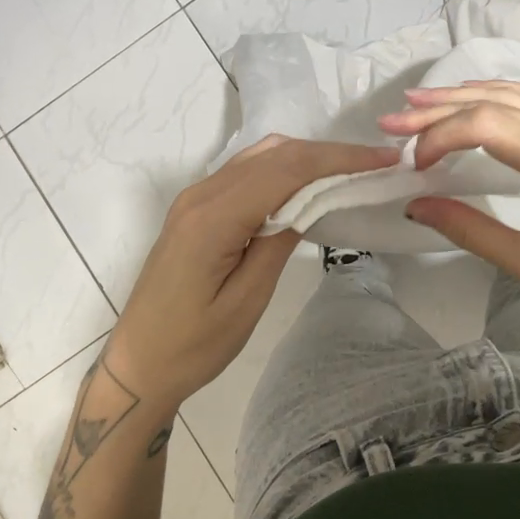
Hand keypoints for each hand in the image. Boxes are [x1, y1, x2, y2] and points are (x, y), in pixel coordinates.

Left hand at [105, 136, 398, 412]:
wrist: (137, 365)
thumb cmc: (193, 346)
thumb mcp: (246, 301)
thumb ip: (278, 242)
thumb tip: (312, 199)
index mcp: (213, 217)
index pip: (286, 169)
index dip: (337, 158)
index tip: (382, 159)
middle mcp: (201, 195)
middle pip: (274, 154)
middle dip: (328, 153)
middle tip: (375, 163)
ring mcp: (194, 198)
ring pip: (259, 157)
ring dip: (306, 156)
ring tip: (350, 169)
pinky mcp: (195, 209)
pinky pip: (245, 172)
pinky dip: (282, 168)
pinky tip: (306, 182)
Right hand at [380, 81, 519, 325]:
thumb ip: (472, 231)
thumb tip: (416, 205)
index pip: (488, 125)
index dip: (441, 134)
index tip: (414, 163)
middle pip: (495, 102)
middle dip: (438, 109)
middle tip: (393, 120)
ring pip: (515, 93)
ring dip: (464, 94)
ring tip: (421, 101)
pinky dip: (496, 94)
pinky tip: (473, 99)